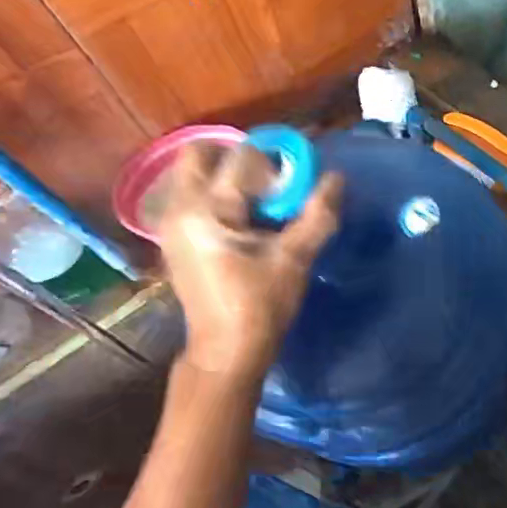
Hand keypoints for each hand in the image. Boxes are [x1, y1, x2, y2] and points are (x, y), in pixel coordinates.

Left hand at [156, 142, 342, 377]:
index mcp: (206, 209)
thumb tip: (336, 178)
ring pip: (194, 175)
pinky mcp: (174, 240)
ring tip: (261, 204)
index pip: (242, 158)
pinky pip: (192, 197)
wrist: (227, 353)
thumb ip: (317, 214)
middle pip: (201, 154)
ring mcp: (171, 224)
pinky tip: (245, 222)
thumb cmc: (260, 306)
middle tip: (271, 183)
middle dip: (239, 159)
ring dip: (227, 177)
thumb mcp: (295, 258)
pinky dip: (217, 196)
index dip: (276, 163)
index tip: (297, 183)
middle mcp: (179, 208)